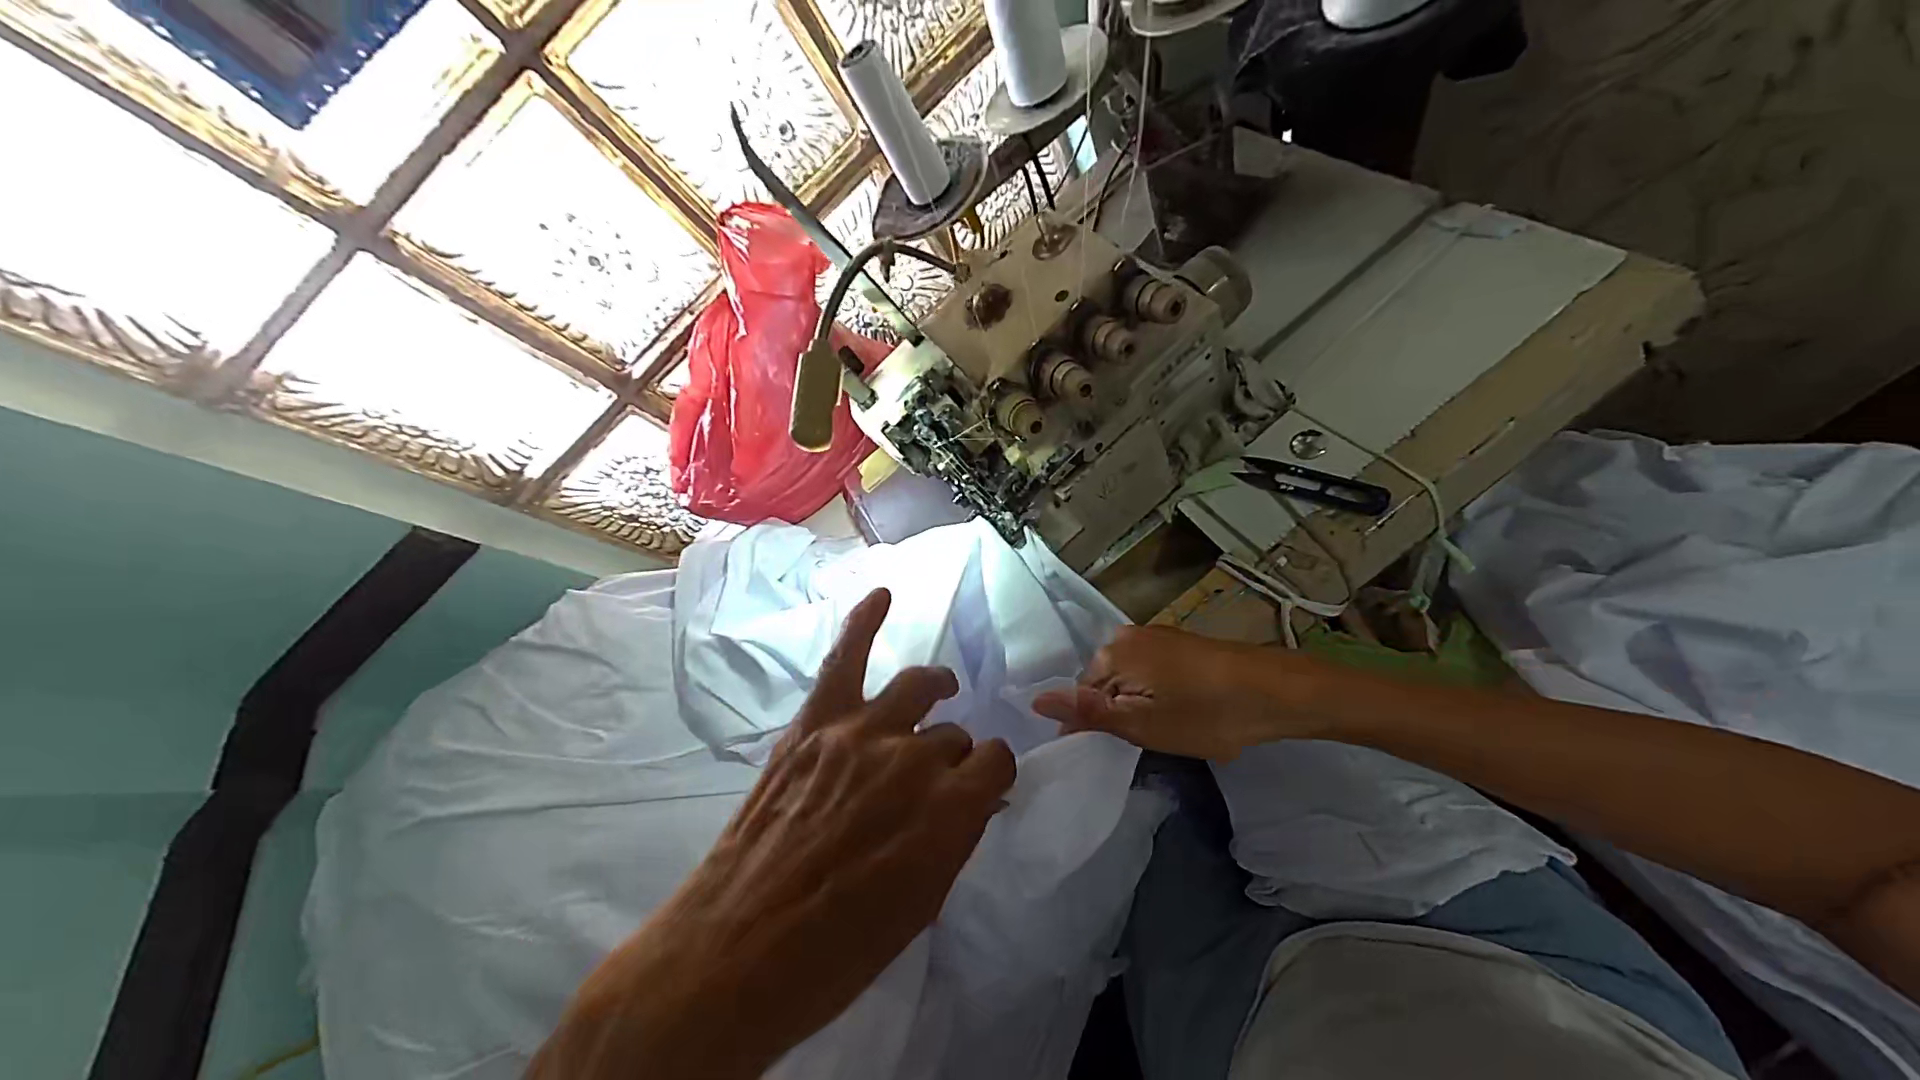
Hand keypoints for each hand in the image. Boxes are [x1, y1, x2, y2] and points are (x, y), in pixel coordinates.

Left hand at [529, 589, 1015, 1079]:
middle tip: (933, 784)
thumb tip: (979, 798)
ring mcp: (860, 732)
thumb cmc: (838, 950)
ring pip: (918, 689)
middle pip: (954, 735)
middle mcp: (912, 759)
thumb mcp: (921, 907)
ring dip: (934, 691)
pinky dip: (865, 621)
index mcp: (950, 810)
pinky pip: (846, 657)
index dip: (992, 776)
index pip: (996, 762)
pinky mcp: (815, 724)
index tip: (983, 788)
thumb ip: (957, 839)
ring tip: (939, 690)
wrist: (735, 951)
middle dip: (952, 758)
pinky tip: (883, 594)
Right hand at [1032, 625, 1327, 760]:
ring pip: (1132, 681)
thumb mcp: (1141, 724)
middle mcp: (1128, 635)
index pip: (1080, 695)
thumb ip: (1087, 711)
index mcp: (1112, 652)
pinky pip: (1155, 673)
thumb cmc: (1205, 714)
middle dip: (1122, 714)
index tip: (1120, 749)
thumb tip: (1035, 700)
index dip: (1095, 726)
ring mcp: (1159, 636)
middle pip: (1105, 685)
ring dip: (1145, 706)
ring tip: (1176, 729)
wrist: (1277, 692)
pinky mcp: (1183, 644)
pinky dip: (1165, 695)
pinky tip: (1191, 711)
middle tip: (1154, 740)